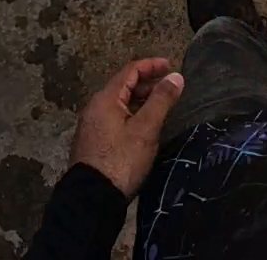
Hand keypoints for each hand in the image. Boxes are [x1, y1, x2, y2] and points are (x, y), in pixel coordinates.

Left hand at [71, 58, 185, 194]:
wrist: (90, 201)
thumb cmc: (121, 160)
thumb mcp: (146, 129)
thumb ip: (161, 100)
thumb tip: (176, 76)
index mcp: (105, 99)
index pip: (130, 71)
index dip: (152, 65)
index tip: (171, 66)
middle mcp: (95, 108)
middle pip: (123, 86)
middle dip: (148, 83)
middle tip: (169, 88)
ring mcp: (92, 126)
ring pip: (119, 103)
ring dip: (140, 99)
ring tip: (160, 107)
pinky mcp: (93, 142)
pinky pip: (114, 117)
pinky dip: (131, 113)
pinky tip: (143, 126)